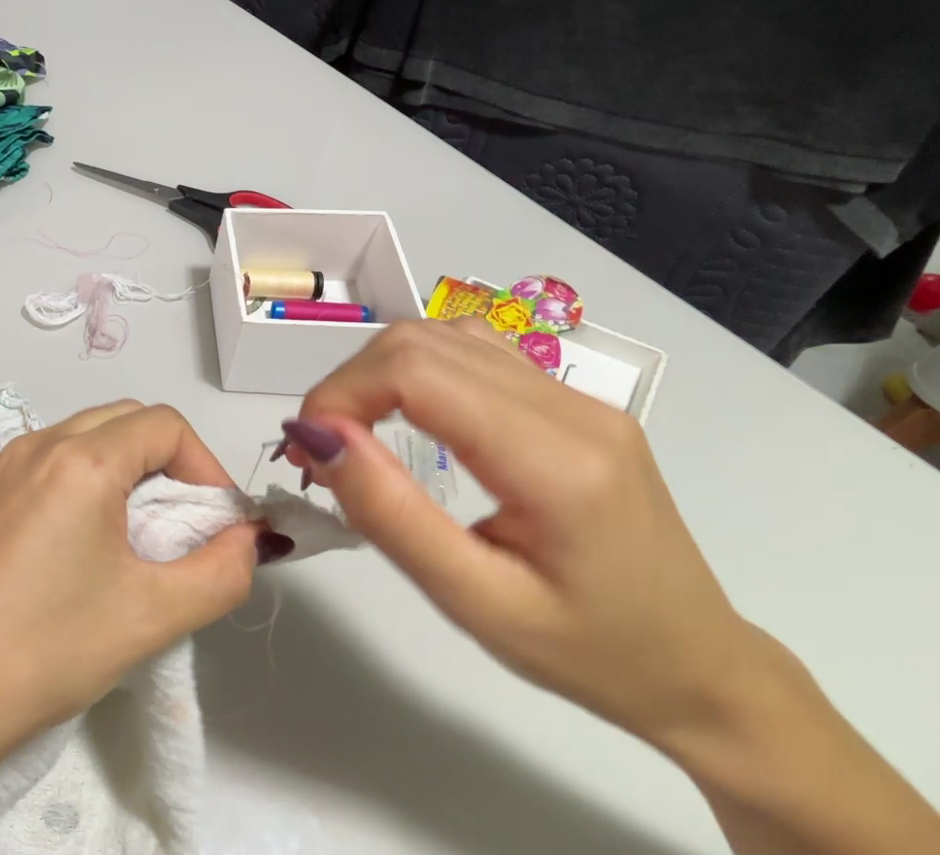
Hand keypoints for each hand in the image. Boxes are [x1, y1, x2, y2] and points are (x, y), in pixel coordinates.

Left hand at [0, 400, 262, 741]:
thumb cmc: (45, 651)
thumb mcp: (152, 616)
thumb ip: (221, 571)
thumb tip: (248, 538)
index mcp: (77, 461)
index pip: (164, 424)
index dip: (206, 467)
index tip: (216, 525)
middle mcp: (32, 447)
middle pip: (121, 421)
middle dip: (167, 463)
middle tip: (181, 530)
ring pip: (78, 441)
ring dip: (121, 473)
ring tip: (132, 543)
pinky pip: (42, 468)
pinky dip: (78, 487)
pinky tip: (76, 551)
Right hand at [279, 318, 751, 744]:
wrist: (699, 669)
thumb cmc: (584, 653)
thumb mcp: (473, 602)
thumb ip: (389, 512)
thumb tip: (316, 436)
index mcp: (555, 461)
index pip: (417, 371)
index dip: (340, 393)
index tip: (306, 453)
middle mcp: (573, 409)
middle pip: (423, 342)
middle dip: (347, 385)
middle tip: (319, 453)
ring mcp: (579, 399)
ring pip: (444, 336)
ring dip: (376, 373)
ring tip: (352, 436)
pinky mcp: (574, 404)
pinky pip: (474, 353)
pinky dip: (414, 370)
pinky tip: (402, 416)